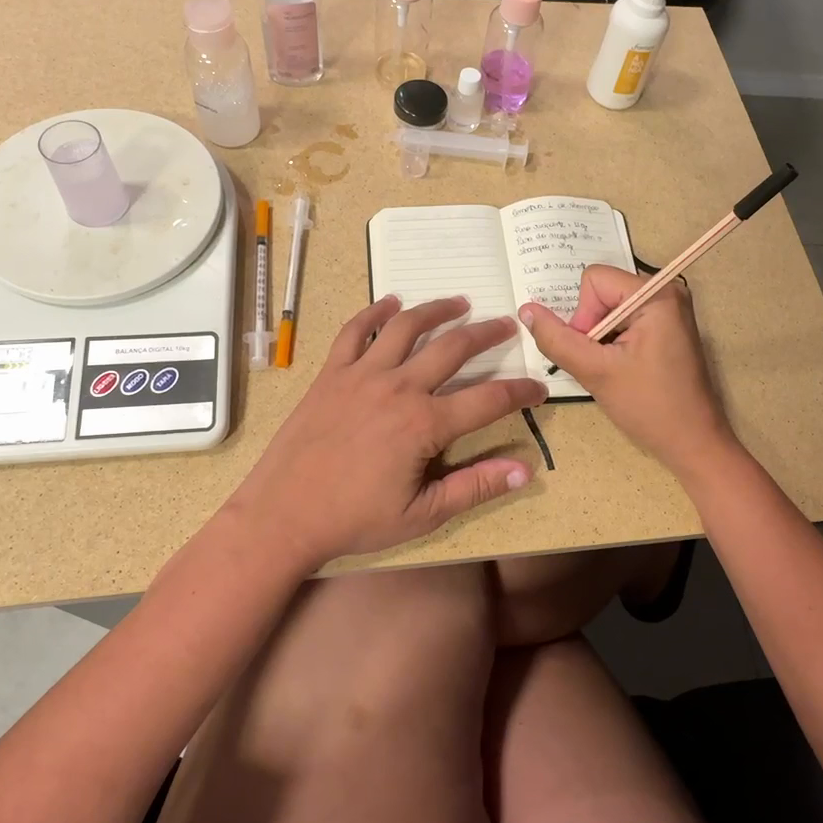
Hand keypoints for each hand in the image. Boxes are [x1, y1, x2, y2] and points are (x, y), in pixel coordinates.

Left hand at [226, 295, 548, 567]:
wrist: (282, 514)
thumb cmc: (353, 520)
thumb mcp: (421, 515)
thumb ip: (475, 488)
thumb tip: (524, 469)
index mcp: (424, 424)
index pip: (488, 400)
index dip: (520, 392)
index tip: (539, 387)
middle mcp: (397, 388)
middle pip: (453, 348)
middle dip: (487, 334)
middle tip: (507, 324)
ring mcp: (361, 375)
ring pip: (406, 328)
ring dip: (437, 310)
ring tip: (460, 302)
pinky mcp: (331, 374)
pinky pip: (354, 331)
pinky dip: (374, 312)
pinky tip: (391, 302)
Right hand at [519, 265, 737, 475]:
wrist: (693, 443)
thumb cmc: (649, 407)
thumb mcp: (595, 372)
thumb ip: (556, 338)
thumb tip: (525, 310)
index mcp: (656, 294)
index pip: (594, 280)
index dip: (583, 315)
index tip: (595, 352)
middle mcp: (667, 291)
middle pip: (602, 291)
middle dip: (591, 327)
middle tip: (604, 363)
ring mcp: (670, 309)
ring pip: (610, 307)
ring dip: (601, 337)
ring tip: (615, 368)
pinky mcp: (669, 326)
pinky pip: (625, 319)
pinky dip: (614, 341)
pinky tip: (624, 368)